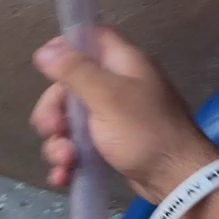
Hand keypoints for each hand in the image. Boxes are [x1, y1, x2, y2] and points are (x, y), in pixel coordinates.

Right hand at [29, 29, 218, 203]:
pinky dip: (66, 160)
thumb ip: (76, 72)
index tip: (44, 65)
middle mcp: (116, 87)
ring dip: (58, 142)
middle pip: (68, 87)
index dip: (65, 46)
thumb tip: (44, 50)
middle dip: (53, 111)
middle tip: (53, 128)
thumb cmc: (145, 132)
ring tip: (66, 160)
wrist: (175, 179)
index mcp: (123, 65)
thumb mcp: (108, 98)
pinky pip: (75, 146)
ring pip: (67, 121)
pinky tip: (65, 174)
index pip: (91, 39)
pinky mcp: (106, 144)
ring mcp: (110, 117)